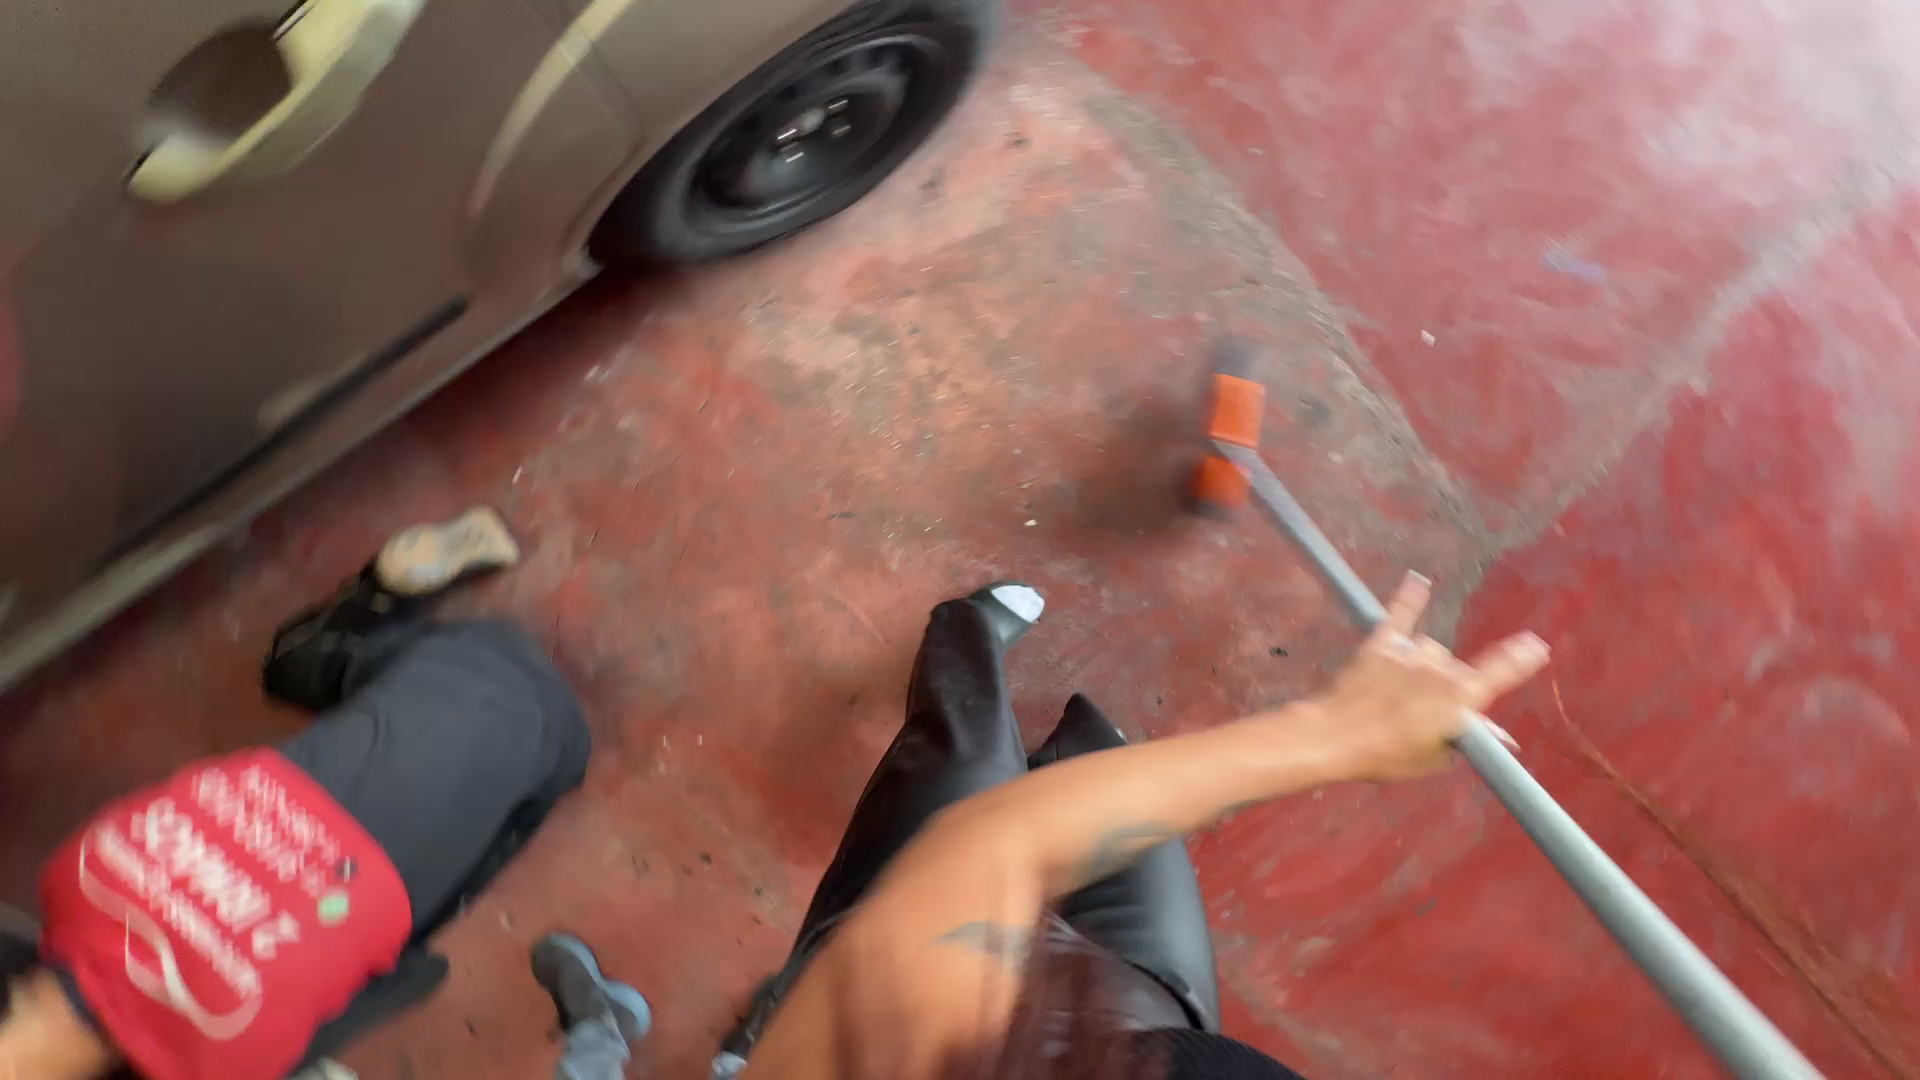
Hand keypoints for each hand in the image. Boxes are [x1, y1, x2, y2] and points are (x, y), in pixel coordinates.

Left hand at [1307, 571, 1548, 780]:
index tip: (1536, 646)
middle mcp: (1437, 669)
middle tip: (1420, 712)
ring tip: (1400, 689)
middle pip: (1455, 668)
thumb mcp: (1438, 755)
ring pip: (1428, 649)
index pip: (1500, 671)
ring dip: (1423, 664)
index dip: (1518, 659)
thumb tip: (1500, 736)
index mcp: (1460, 697)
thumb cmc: (1388, 753)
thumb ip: (1470, 736)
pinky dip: (1409, 597)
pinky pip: (1398, 616)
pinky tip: (1417, 580)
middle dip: (1446, 687)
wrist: (1336, 736)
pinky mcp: (1379, 646)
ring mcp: (1407, 654)